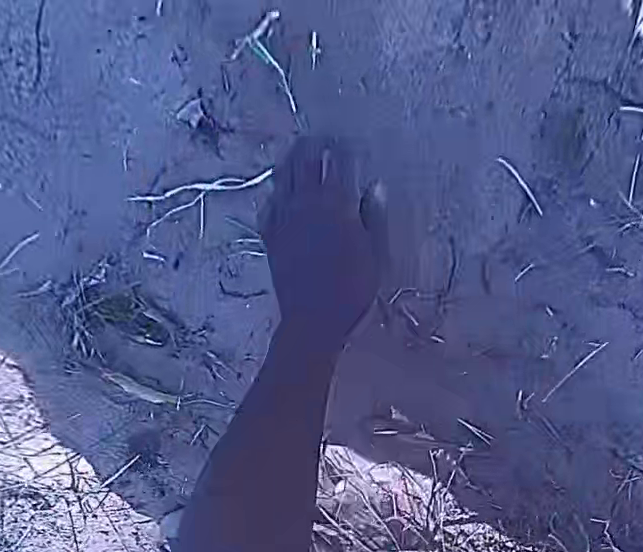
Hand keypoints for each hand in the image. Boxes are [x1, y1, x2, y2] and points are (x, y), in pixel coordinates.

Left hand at [260, 136, 387, 347]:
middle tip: (316, 141)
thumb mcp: (374, 253)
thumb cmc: (351, 290)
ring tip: (296, 156)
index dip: (339, 148)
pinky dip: (274, 197)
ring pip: (282, 181)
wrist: (312, 320)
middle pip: (303, 163)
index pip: (336, 161)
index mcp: (335, 204)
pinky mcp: (271, 241)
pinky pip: (267, 209)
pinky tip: (277, 196)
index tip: (344, 142)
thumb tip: (374, 186)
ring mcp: (284, 222)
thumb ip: (373, 216)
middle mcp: (306, 206)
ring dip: (290, 165)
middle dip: (311, 148)